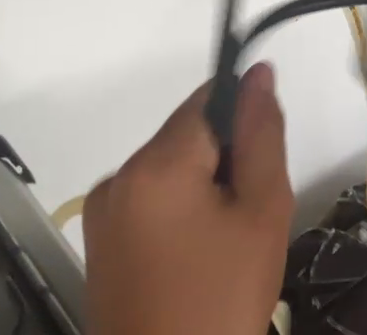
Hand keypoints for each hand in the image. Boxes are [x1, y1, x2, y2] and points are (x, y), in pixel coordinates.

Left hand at [83, 62, 293, 334]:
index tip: (264, 164)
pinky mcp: (102, 240)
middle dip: (229, 157)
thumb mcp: (262, 207)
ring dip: (209, 183)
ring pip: (176, 165)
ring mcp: (103, 212)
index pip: (211, 99)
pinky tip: (202, 251)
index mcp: (155, 165)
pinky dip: (186, 207)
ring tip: (228, 238)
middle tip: (251, 211)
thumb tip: (259, 73)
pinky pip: (155, 196)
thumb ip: (262, 132)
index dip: (247, 121)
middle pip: (191, 133)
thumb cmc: (223, 293)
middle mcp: (117, 178)